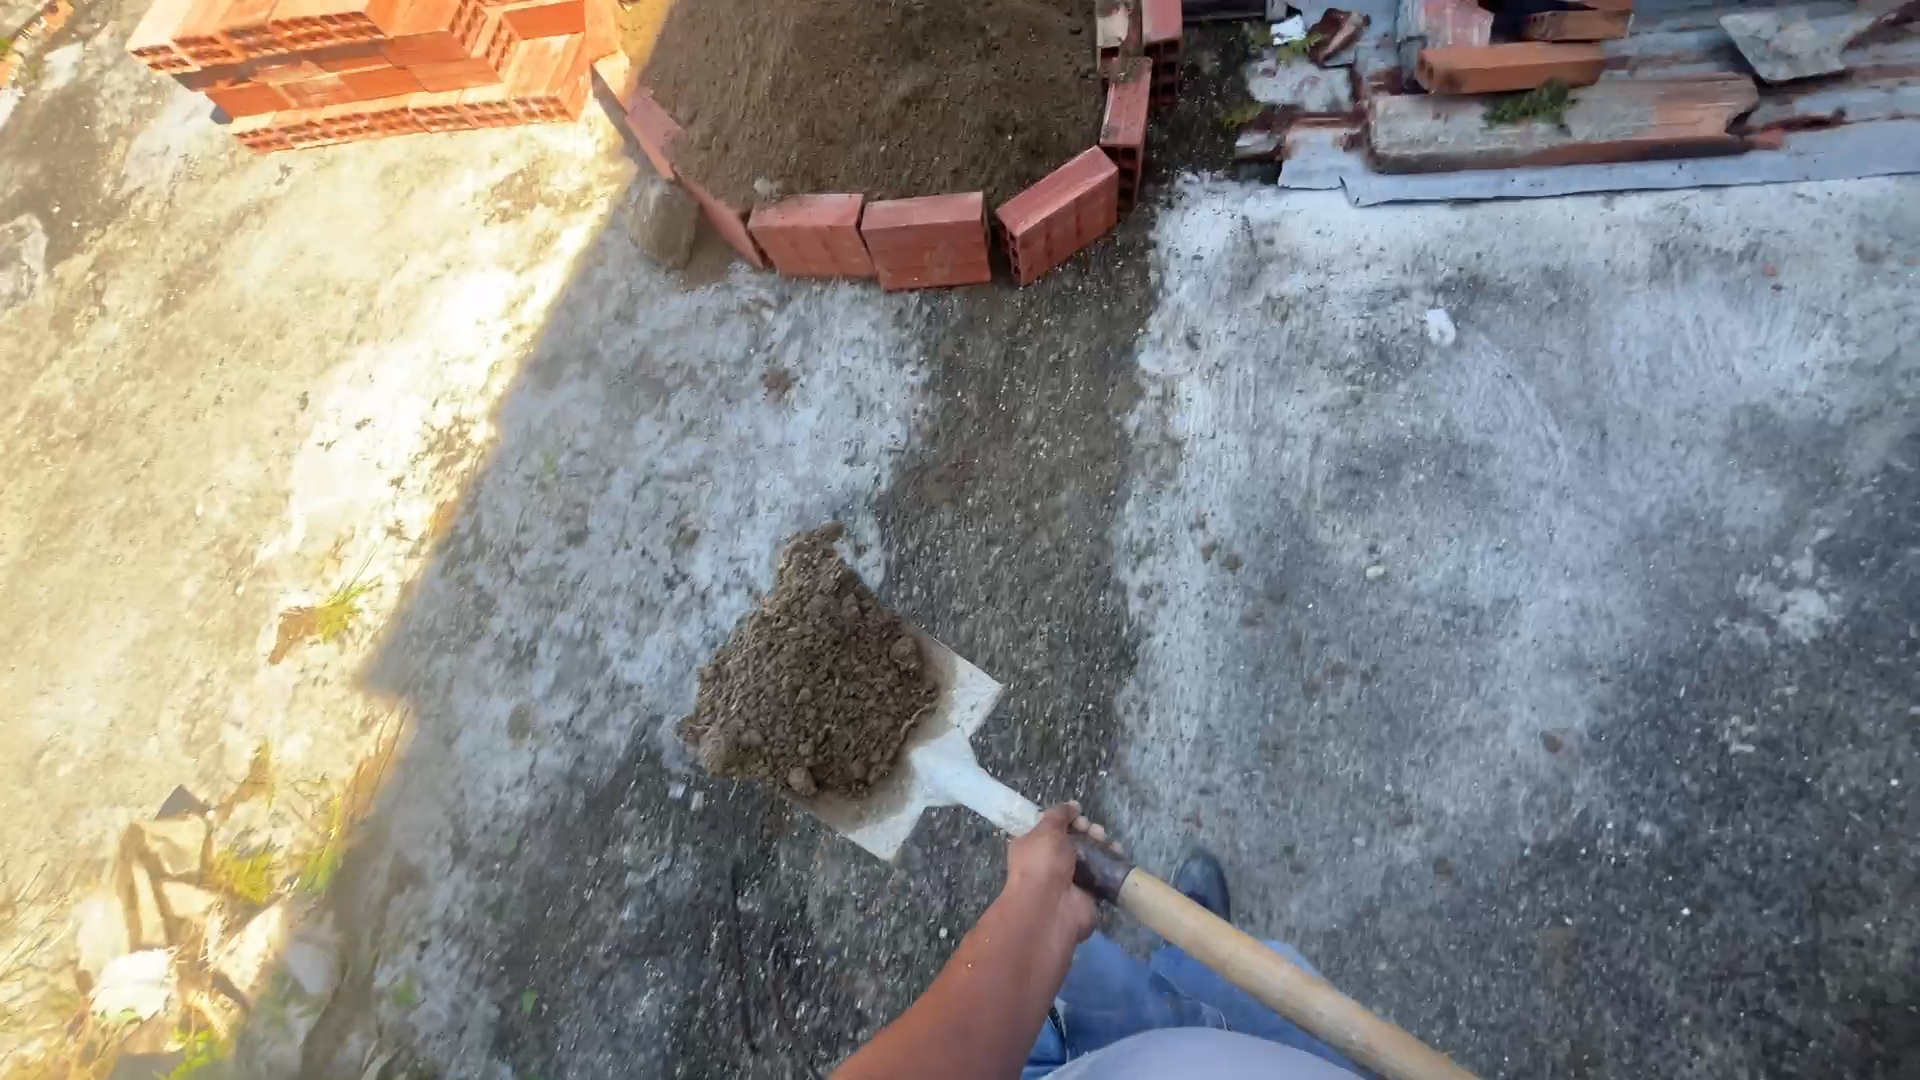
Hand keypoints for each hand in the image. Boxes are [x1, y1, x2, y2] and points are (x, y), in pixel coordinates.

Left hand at [1004, 801, 1112, 945]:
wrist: (1050, 909)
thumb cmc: (1042, 863)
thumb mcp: (1047, 830)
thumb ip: (1060, 814)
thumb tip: (1073, 805)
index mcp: (1033, 845)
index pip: (1053, 827)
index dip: (1068, 819)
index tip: (1079, 816)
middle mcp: (1049, 862)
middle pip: (1074, 840)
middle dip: (1088, 831)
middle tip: (1096, 832)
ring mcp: (1069, 879)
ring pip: (1090, 856)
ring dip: (1101, 846)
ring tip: (1108, 843)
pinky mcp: (1087, 894)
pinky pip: (1101, 875)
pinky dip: (1110, 865)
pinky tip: (1118, 855)